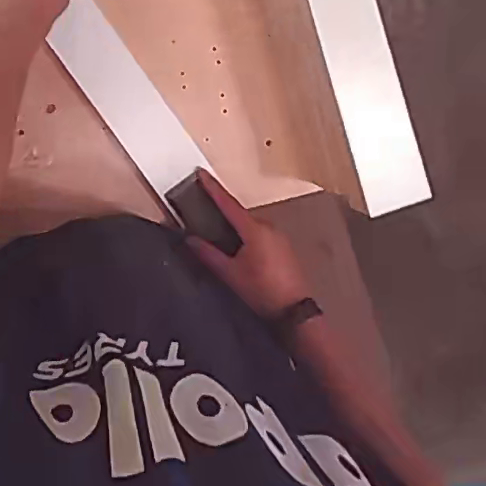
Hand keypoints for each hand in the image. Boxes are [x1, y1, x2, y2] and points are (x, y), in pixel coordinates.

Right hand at [183, 169, 311, 319]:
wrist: (294, 311)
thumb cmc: (263, 291)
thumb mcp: (231, 274)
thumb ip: (209, 254)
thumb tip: (190, 240)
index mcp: (254, 229)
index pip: (228, 203)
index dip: (212, 188)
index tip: (201, 174)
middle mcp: (267, 226)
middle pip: (239, 213)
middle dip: (221, 210)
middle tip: (204, 206)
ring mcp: (278, 235)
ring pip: (249, 224)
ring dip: (234, 225)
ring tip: (218, 232)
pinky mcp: (283, 245)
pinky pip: (260, 232)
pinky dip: (246, 234)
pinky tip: (239, 247)